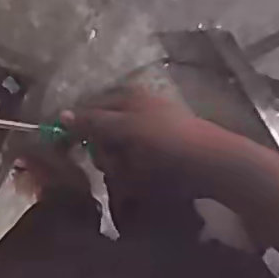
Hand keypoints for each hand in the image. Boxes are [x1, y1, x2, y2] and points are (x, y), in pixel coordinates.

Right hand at [66, 83, 278, 256]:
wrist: (217, 167)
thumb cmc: (169, 143)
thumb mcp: (125, 128)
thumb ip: (92, 121)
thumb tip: (61, 115)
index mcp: (127, 96)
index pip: (86, 107)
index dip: (74, 126)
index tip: (63, 148)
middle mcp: (136, 108)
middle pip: (98, 130)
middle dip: (99, 150)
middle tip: (109, 164)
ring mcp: (149, 131)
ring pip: (113, 150)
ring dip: (114, 166)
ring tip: (126, 177)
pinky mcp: (159, 153)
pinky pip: (130, 164)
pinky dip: (129, 174)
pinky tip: (138, 182)